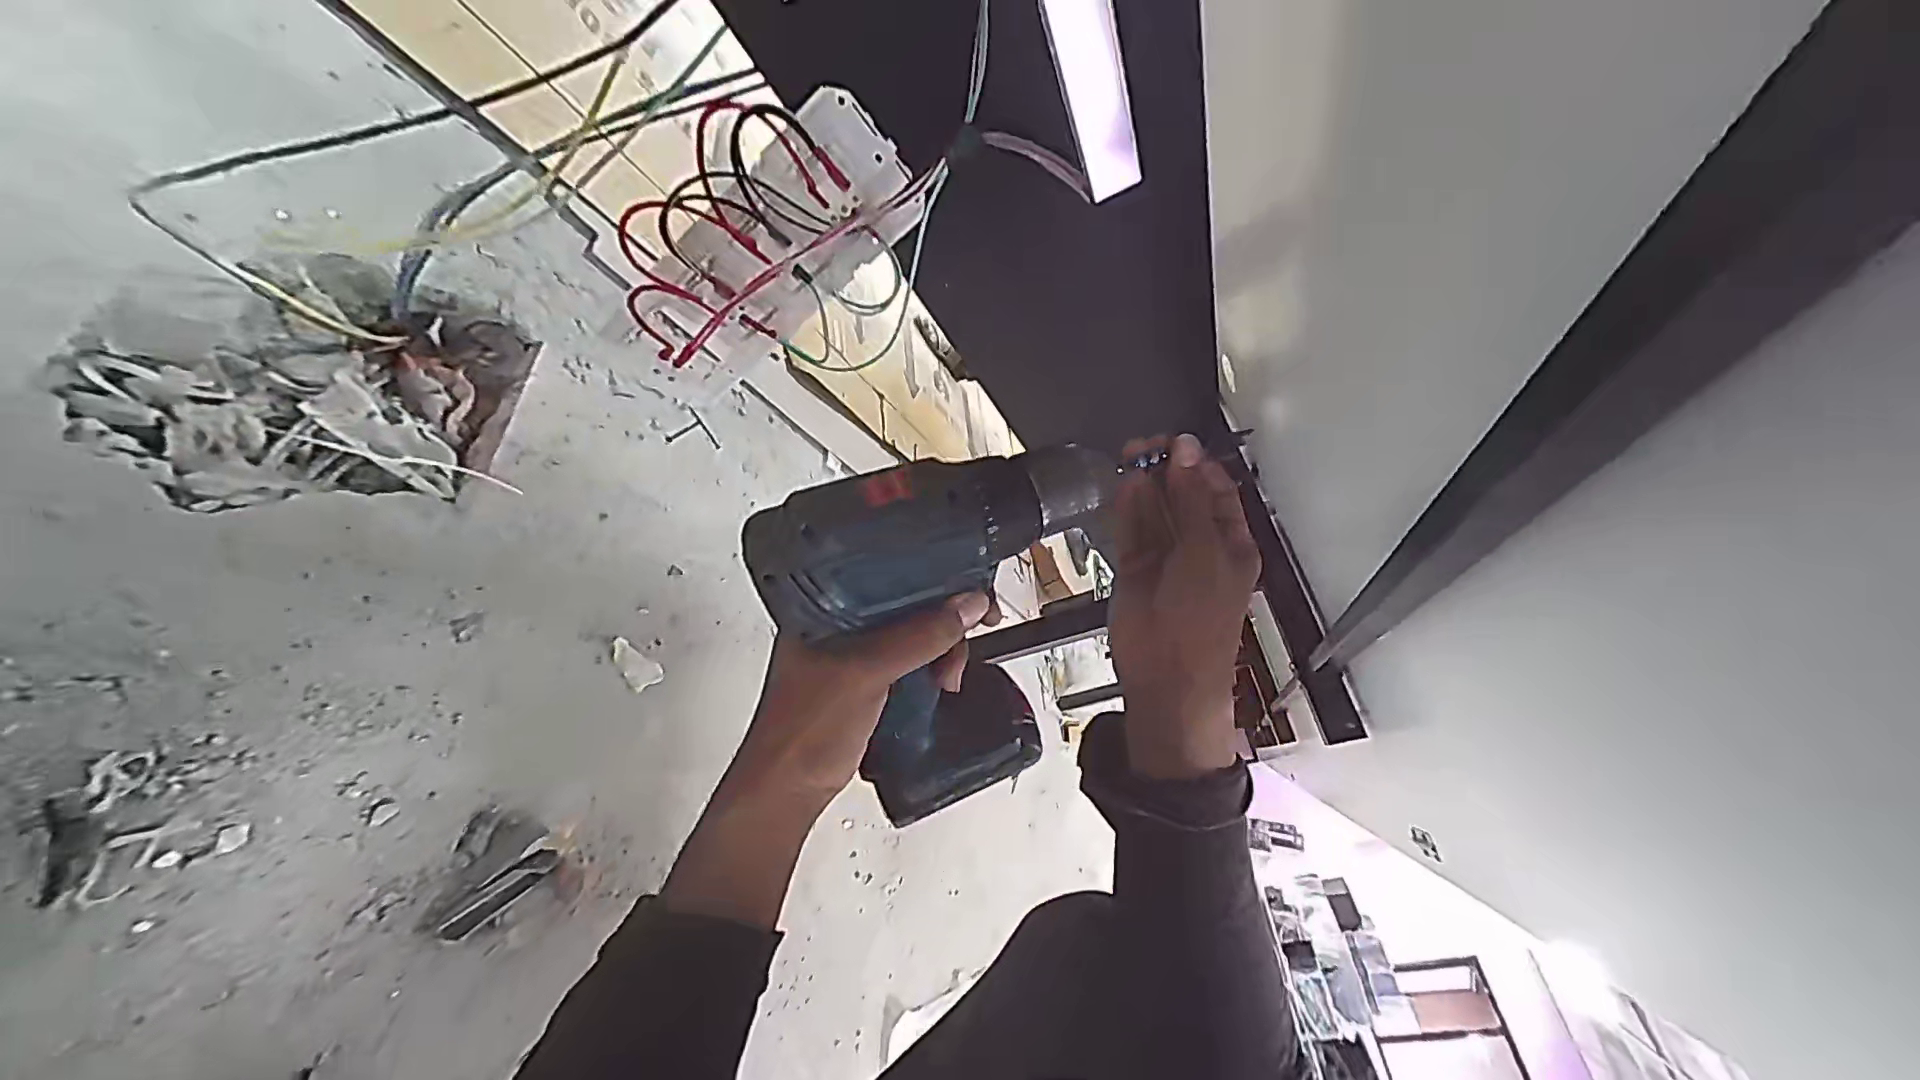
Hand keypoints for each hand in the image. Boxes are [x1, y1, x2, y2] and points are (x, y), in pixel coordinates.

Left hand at [723, 591, 995, 814]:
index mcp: (827, 606)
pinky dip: (932, 669)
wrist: (790, 790)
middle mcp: (841, 624)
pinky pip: (913, 661)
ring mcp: (855, 653)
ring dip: (942, 651)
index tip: (968, 590)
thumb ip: (920, 636)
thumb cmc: (801, 730)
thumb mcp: (868, 672)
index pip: (889, 574)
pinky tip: (940, 683)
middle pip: (909, 605)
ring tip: (947, 676)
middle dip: (944, 622)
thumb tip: (966, 606)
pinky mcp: (868, 679)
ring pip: (915, 635)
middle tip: (964, 640)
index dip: (933, 579)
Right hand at [1107, 433, 1261, 778]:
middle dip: (1166, 470)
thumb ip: (1190, 500)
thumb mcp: (1203, 551)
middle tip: (1145, 448)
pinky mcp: (1135, 569)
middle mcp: (1198, 547)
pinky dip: (1127, 509)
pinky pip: (1131, 531)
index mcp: (1230, 543)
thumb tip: (1184, 454)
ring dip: (1144, 486)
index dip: (1196, 464)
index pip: (1215, 491)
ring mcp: (1166, 558)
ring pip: (1154, 510)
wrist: (1166, 674)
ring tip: (1131, 459)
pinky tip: (1123, 488)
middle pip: (1181, 496)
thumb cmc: (1200, 624)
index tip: (1175, 443)